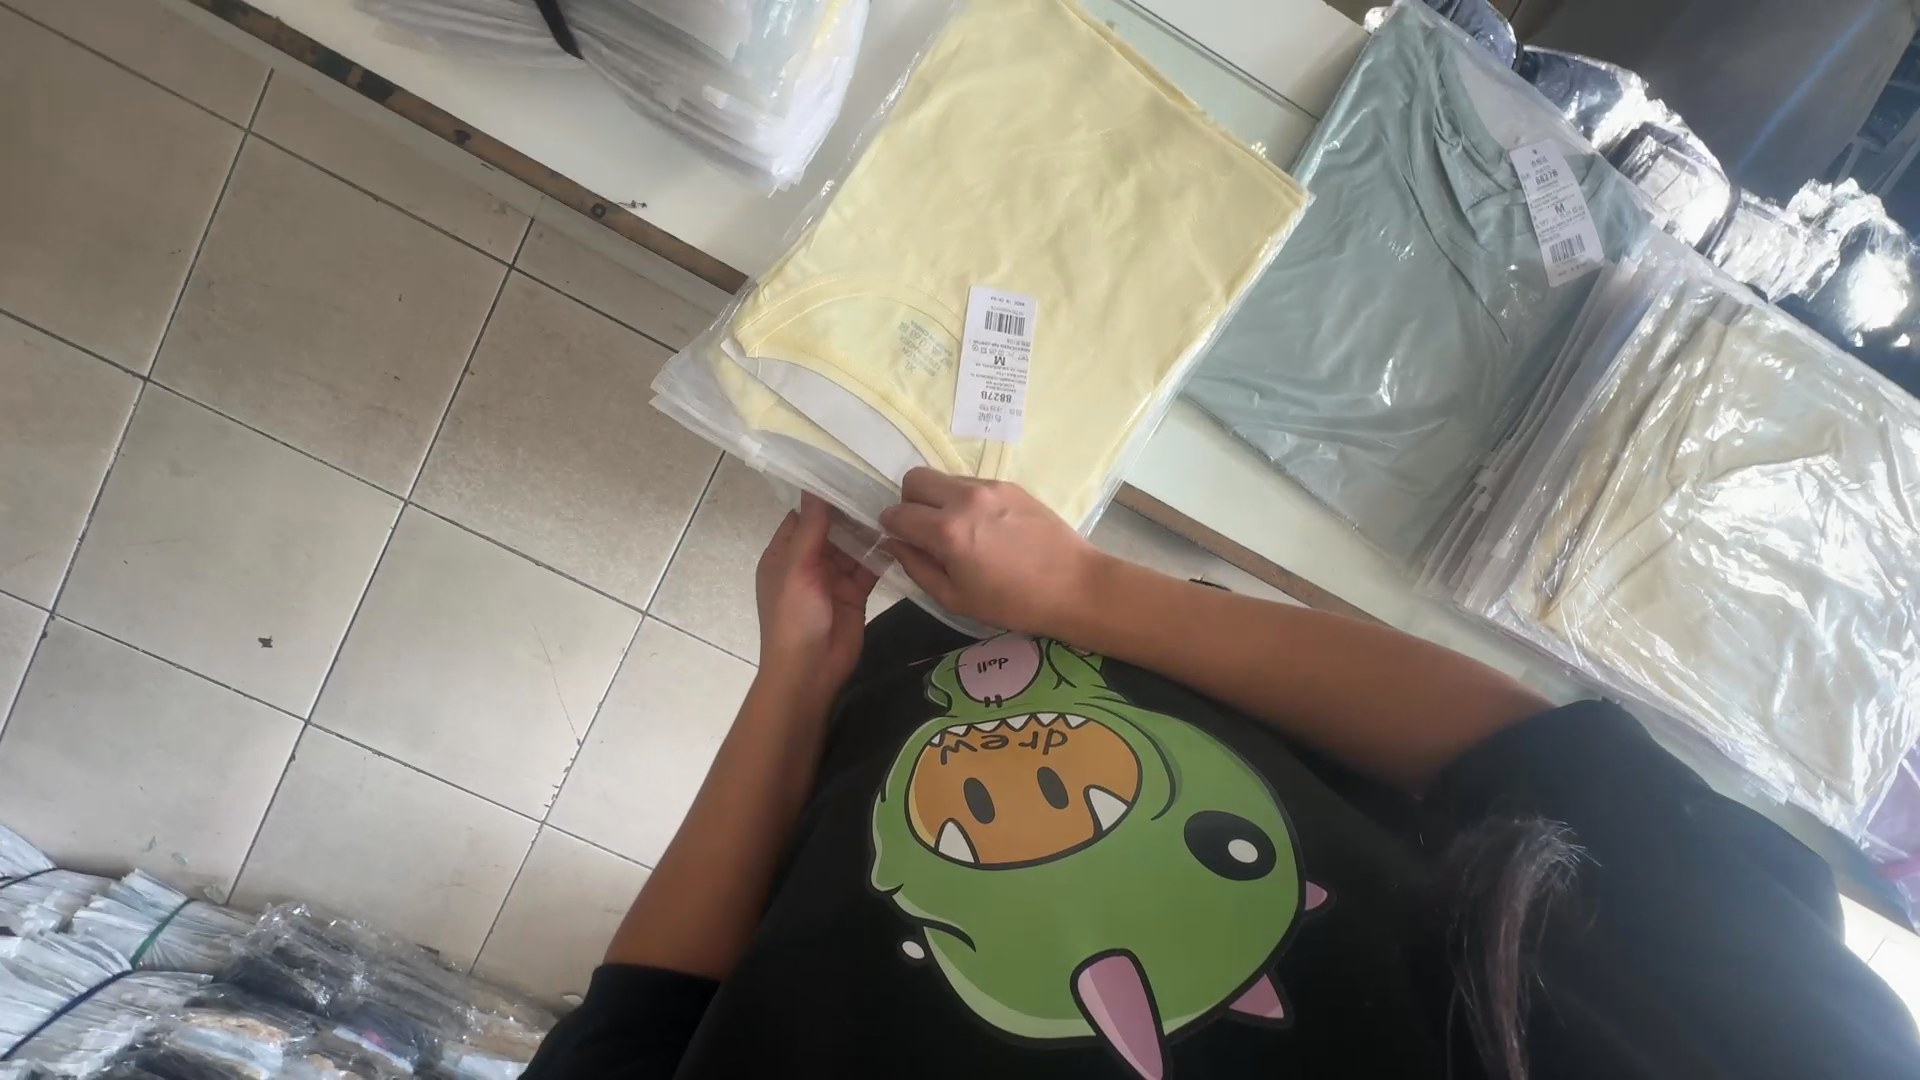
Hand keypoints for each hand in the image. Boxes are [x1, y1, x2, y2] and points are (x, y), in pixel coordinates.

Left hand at [756, 493, 879, 711]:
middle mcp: (808, 563)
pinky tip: (901, 536)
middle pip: (833, 529)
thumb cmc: (793, 618)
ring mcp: (833, 579)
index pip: (804, 516)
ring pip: (854, 547)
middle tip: (883, 484)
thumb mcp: (797, 569)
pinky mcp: (855, 593)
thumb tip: (815, 486)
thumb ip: (811, 529)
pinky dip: (882, 555)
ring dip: (870, 531)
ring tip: (897, 505)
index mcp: (784, 554)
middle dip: (853, 512)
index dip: (824, 496)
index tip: (850, 472)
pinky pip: (869, 568)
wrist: (810, 672)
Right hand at [878, 468, 1104, 636]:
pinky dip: (965, 499)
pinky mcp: (1010, 485)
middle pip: (914, 479)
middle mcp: (964, 499)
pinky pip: (972, 482)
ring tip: (958, 530)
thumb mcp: (955, 598)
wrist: (1073, 586)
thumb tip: (895, 544)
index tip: (899, 539)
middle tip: (923, 529)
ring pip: (944, 478)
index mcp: (947, 531)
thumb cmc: (1012, 603)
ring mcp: (990, 487)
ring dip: (938, 498)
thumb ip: (917, 567)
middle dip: (909, 502)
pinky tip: (985, 526)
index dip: (890, 527)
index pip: (897, 513)